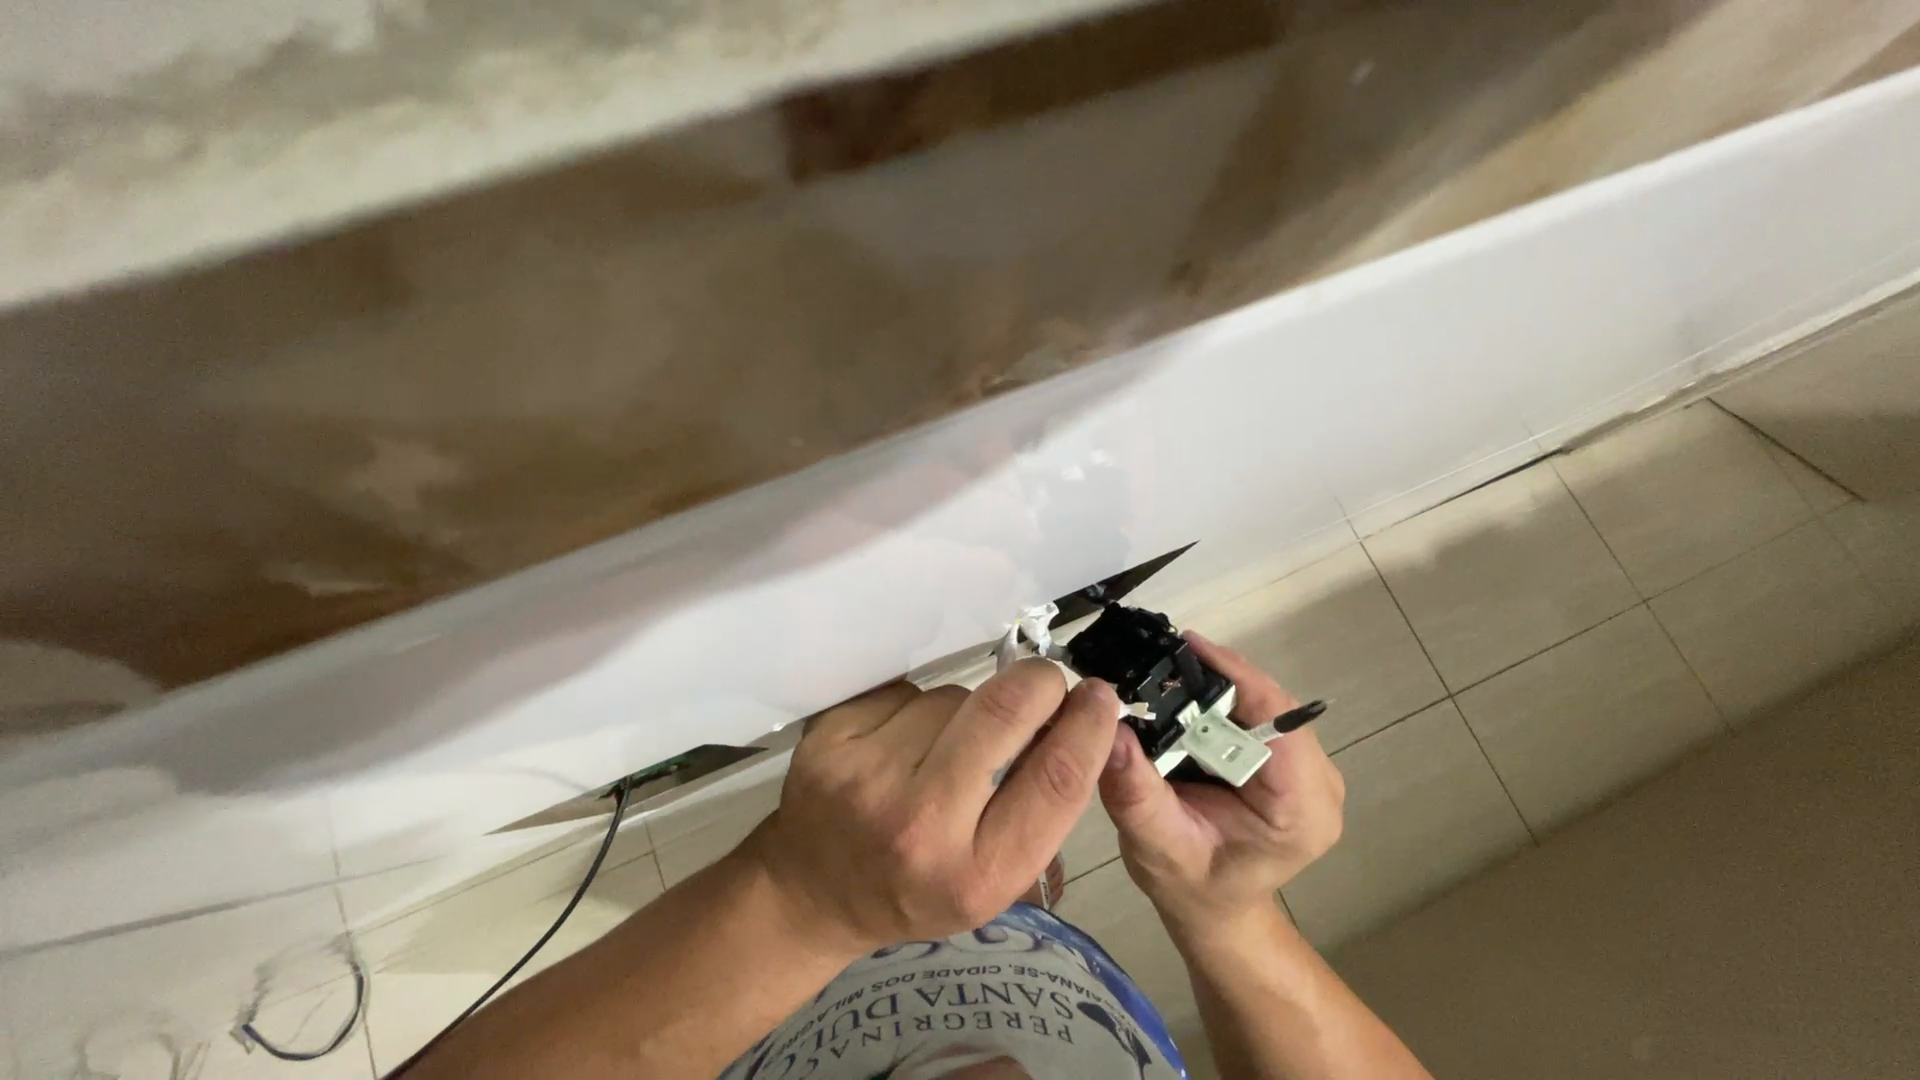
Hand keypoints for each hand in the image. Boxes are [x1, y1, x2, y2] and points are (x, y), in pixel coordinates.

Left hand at [743, 659, 1121, 951]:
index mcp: (977, 874)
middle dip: (1040, 683)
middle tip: (1045, 685)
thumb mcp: (993, 879)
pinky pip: (907, 691)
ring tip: (947, 744)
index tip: (1099, 698)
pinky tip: (902, 740)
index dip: (1089, 726)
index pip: (1056, 778)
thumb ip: (1039, 807)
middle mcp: (921, 824)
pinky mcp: (831, 736)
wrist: (813, 890)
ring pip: (954, 695)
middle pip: (1008, 709)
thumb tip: (1078, 716)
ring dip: (970, 706)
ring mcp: (867, 774)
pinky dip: (920, 705)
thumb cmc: (917, 889)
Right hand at [1099, 632, 1344, 935]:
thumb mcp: (1154, 843)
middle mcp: (1320, 783)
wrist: (1211, 906)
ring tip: (1167, 670)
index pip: (1277, 722)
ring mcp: (1311, 769)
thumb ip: (1136, 791)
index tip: (1183, 646)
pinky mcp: (1293, 761)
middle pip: (1272, 705)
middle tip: (1160, 657)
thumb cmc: (1188, 885)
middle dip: (1217, 678)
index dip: (1234, 678)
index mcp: (1301, 810)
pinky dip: (1222, 700)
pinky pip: (1260, 713)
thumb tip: (1111, 730)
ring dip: (1217, 685)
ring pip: (1265, 702)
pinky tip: (1186, 695)